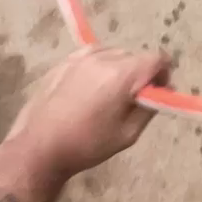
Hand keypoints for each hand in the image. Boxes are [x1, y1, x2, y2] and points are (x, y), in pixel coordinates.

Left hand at [1, 46, 168, 178]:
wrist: (37, 148)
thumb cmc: (86, 144)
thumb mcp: (129, 133)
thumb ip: (151, 107)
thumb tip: (162, 91)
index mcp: (122, 74)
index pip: (157, 58)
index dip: (163, 74)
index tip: (157, 92)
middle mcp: (103, 58)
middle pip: (136, 55)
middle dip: (141, 73)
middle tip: (133, 98)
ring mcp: (81, 57)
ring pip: (115, 53)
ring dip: (121, 68)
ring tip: (109, 94)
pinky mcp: (64, 61)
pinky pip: (94, 55)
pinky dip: (101, 65)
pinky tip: (91, 87)